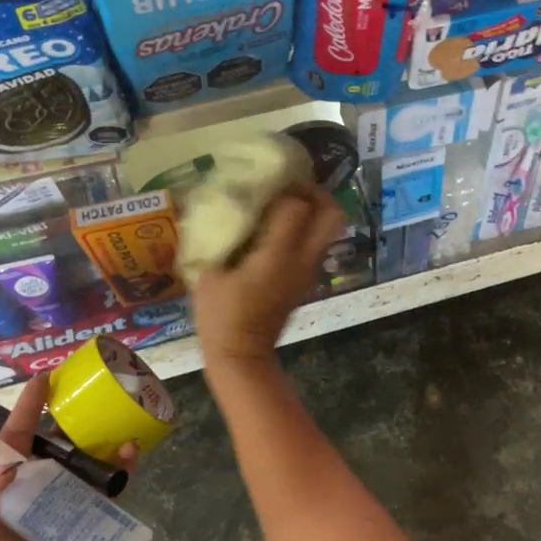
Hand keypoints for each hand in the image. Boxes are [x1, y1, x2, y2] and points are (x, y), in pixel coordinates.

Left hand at [0, 372, 136, 540]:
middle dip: (73, 417)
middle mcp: (33, 485)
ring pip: (86, 462)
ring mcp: (61, 503)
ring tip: (117, 419)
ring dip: (102, 439)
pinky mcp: (86, 522)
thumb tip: (9, 463)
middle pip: (57, 443)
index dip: (28, 407)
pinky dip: (121, 470)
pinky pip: (107, 491)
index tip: (44, 378)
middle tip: (91, 393)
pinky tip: (129, 454)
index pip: (14, 434)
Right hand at [190, 182, 341, 369]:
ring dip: (311, 211)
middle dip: (314, 193)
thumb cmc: (220, 316)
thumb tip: (222, 209)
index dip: (283, 188)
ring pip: (328, 229)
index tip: (264, 183)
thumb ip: (218, 237)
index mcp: (278, 255)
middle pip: (331, 213)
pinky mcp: (306, 280)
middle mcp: (302, 260)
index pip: (297, 206)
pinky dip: (303, 230)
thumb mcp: (208, 273)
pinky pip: (315, 245)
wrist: (242, 357)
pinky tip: (273, 231)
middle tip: (287, 188)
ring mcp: (309, 271)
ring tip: (280, 206)